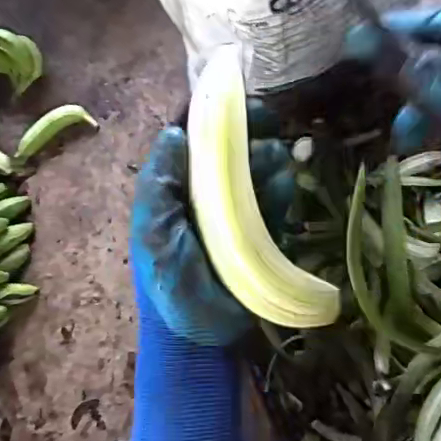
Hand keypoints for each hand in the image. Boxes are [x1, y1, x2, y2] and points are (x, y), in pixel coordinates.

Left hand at [126, 124, 292, 440]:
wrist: (200, 336)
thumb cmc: (169, 284)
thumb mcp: (154, 233)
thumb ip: (159, 185)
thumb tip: (172, 134)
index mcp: (176, 190)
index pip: (196, 142)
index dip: (216, 119)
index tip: (239, 104)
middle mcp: (208, 195)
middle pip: (233, 153)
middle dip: (252, 138)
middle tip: (271, 128)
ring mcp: (237, 214)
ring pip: (259, 174)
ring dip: (269, 162)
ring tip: (279, 161)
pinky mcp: (262, 232)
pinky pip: (277, 202)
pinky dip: (282, 190)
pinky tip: (286, 185)